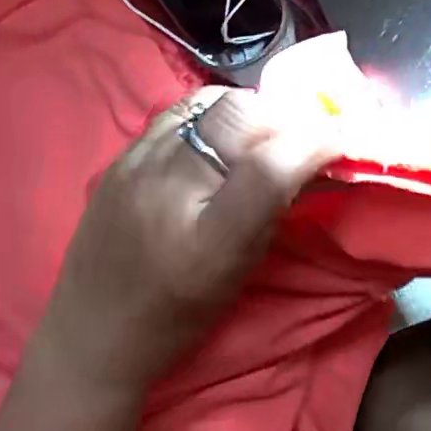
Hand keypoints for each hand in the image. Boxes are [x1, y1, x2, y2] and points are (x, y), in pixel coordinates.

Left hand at [33, 87, 338, 395]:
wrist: (93, 330)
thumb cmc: (178, 318)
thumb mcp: (239, 273)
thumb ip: (274, 211)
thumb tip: (310, 159)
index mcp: (206, 240)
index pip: (270, 165)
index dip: (315, 142)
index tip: (337, 141)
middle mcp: (168, 190)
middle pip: (241, 115)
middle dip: (287, 115)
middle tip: (303, 132)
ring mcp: (137, 164)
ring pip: (210, 101)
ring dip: (251, 108)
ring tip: (264, 129)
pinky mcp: (120, 155)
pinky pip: (179, 112)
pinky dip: (214, 113)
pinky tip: (222, 134)